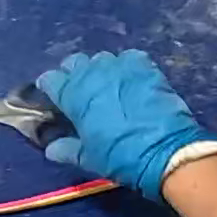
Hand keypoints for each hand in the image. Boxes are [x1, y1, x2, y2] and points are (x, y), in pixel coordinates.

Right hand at [36, 50, 216, 201]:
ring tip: (105, 86)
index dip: (49, 87)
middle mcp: (94, 74)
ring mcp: (121, 67)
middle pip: (75, 63)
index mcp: (75, 95)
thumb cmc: (122, 156)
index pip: (51, 79)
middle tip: (79, 92)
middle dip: (73, 74)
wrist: (167, 151)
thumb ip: (68, 149)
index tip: (52, 96)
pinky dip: (125, 66)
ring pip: (101, 59)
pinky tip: (129, 80)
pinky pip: (129, 58)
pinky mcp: (146, 67)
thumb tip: (51, 148)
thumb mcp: (90, 158)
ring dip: (99, 69)